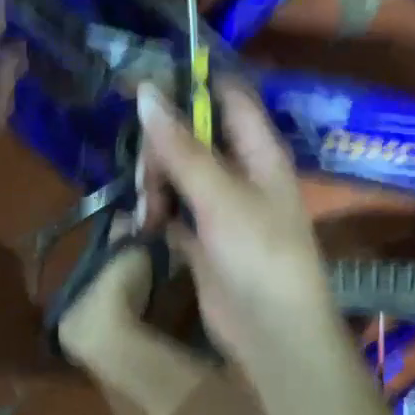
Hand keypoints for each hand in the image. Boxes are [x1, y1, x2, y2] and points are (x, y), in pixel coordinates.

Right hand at [135, 81, 339, 383]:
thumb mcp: (219, 195)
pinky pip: (170, 211)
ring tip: (149, 216)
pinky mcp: (201, 239)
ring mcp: (219, 208)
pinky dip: (154, 216)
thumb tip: (146, 93)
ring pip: (175, 176)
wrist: (271, 332)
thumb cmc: (259, 255)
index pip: (227, 99)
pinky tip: (142, 228)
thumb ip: (181, 147)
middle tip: (149, 179)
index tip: (143, 82)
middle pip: (190, 139)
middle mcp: (240, 174)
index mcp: (259, 153)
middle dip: (161, 152)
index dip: (190, 84)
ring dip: (154, 188)